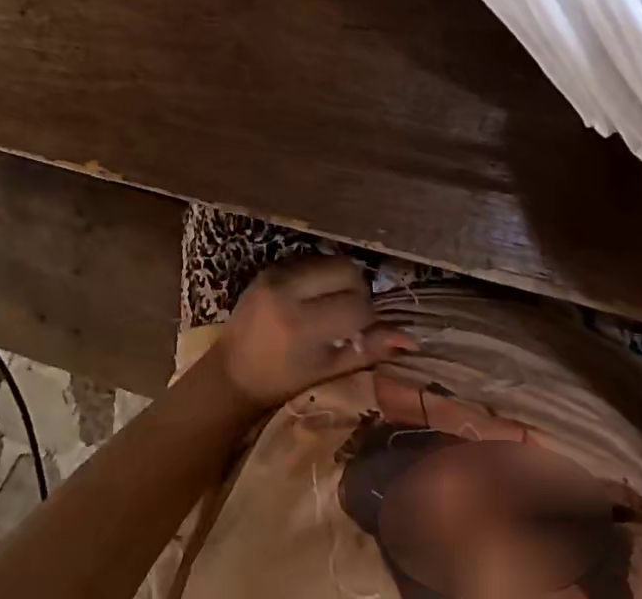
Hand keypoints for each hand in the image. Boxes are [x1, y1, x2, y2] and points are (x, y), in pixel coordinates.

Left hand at [210, 256, 415, 410]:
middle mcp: (287, 290)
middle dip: (357, 291)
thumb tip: (410, 338)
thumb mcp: (327, 372)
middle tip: (350, 315)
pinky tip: (314, 300)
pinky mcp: (269, 268)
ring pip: (330, 260)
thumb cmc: (281, 382)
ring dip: (339, 281)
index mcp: (301, 324)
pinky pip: (309, 261)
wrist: (231, 373)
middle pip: (347, 270)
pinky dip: (320, 276)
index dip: (367, 319)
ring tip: (331, 307)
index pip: (357, 305)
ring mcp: (275, 274)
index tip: (359, 333)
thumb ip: (367, 350)